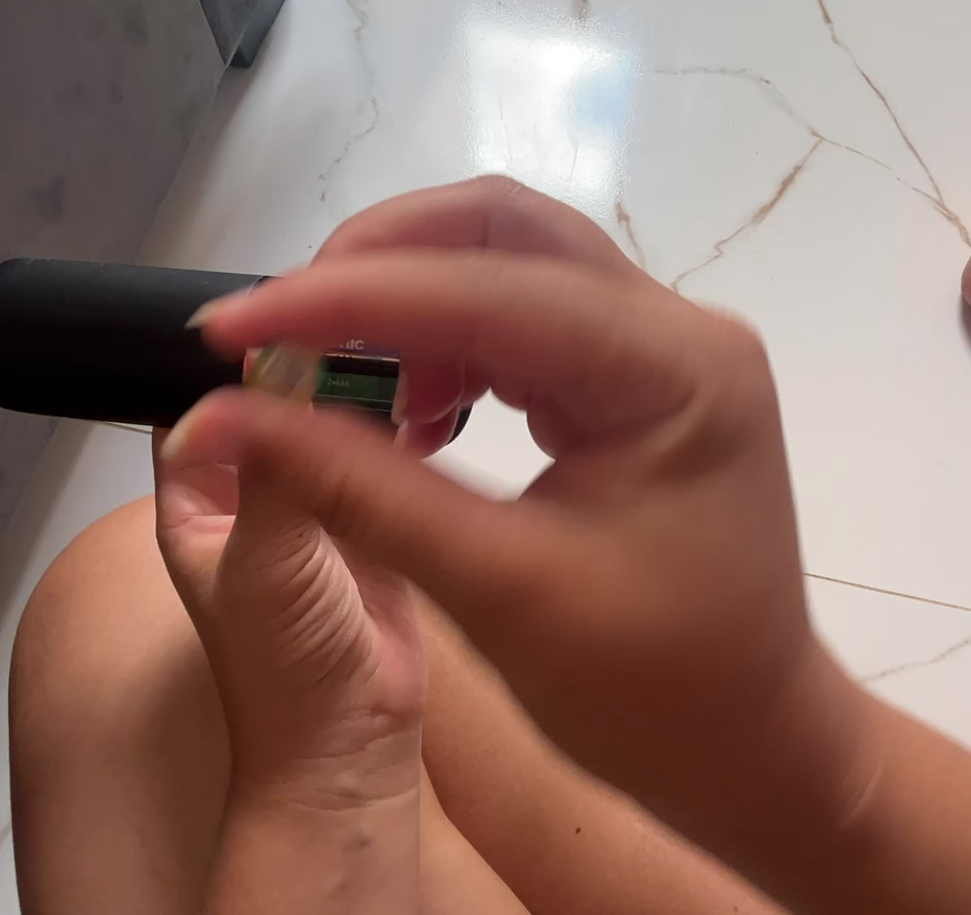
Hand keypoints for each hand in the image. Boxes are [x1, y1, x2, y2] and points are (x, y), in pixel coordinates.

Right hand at [168, 180, 868, 844]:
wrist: (747, 739)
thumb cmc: (651, 693)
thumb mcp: (496, 589)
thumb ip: (357, 488)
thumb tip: (222, 420)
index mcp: (675, 369)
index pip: (489, 290)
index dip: (347, 299)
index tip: (233, 326)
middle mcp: (676, 328)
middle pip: (506, 231)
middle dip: (381, 264)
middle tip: (286, 328)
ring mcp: (658, 343)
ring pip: (507, 262)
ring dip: (408, 303)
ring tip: (341, 379)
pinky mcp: (633, 373)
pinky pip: (521, 318)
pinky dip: (444, 343)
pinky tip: (410, 404)